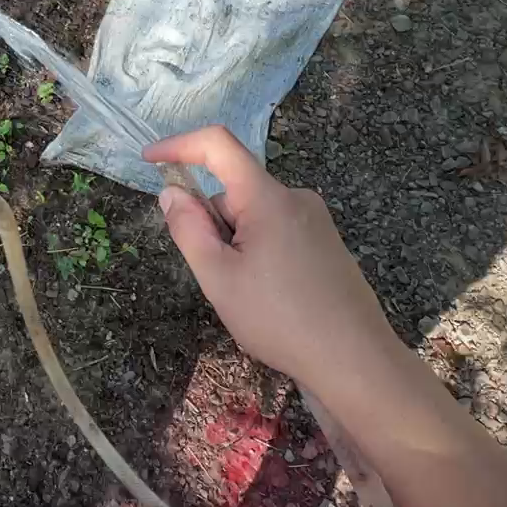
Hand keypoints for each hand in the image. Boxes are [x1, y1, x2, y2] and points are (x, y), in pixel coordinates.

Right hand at [143, 126, 394, 385]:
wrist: (357, 361)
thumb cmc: (280, 319)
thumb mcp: (219, 278)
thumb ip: (189, 229)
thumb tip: (171, 193)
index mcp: (267, 197)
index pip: (218, 144)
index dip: (179, 145)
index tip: (150, 161)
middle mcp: (295, 197)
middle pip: (235, 190)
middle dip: (212, 223)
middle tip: (216, 276)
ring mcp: (316, 220)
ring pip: (254, 215)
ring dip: (236, 242)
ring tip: (248, 296)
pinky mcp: (326, 243)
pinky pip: (276, 230)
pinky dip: (258, 251)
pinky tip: (272, 298)